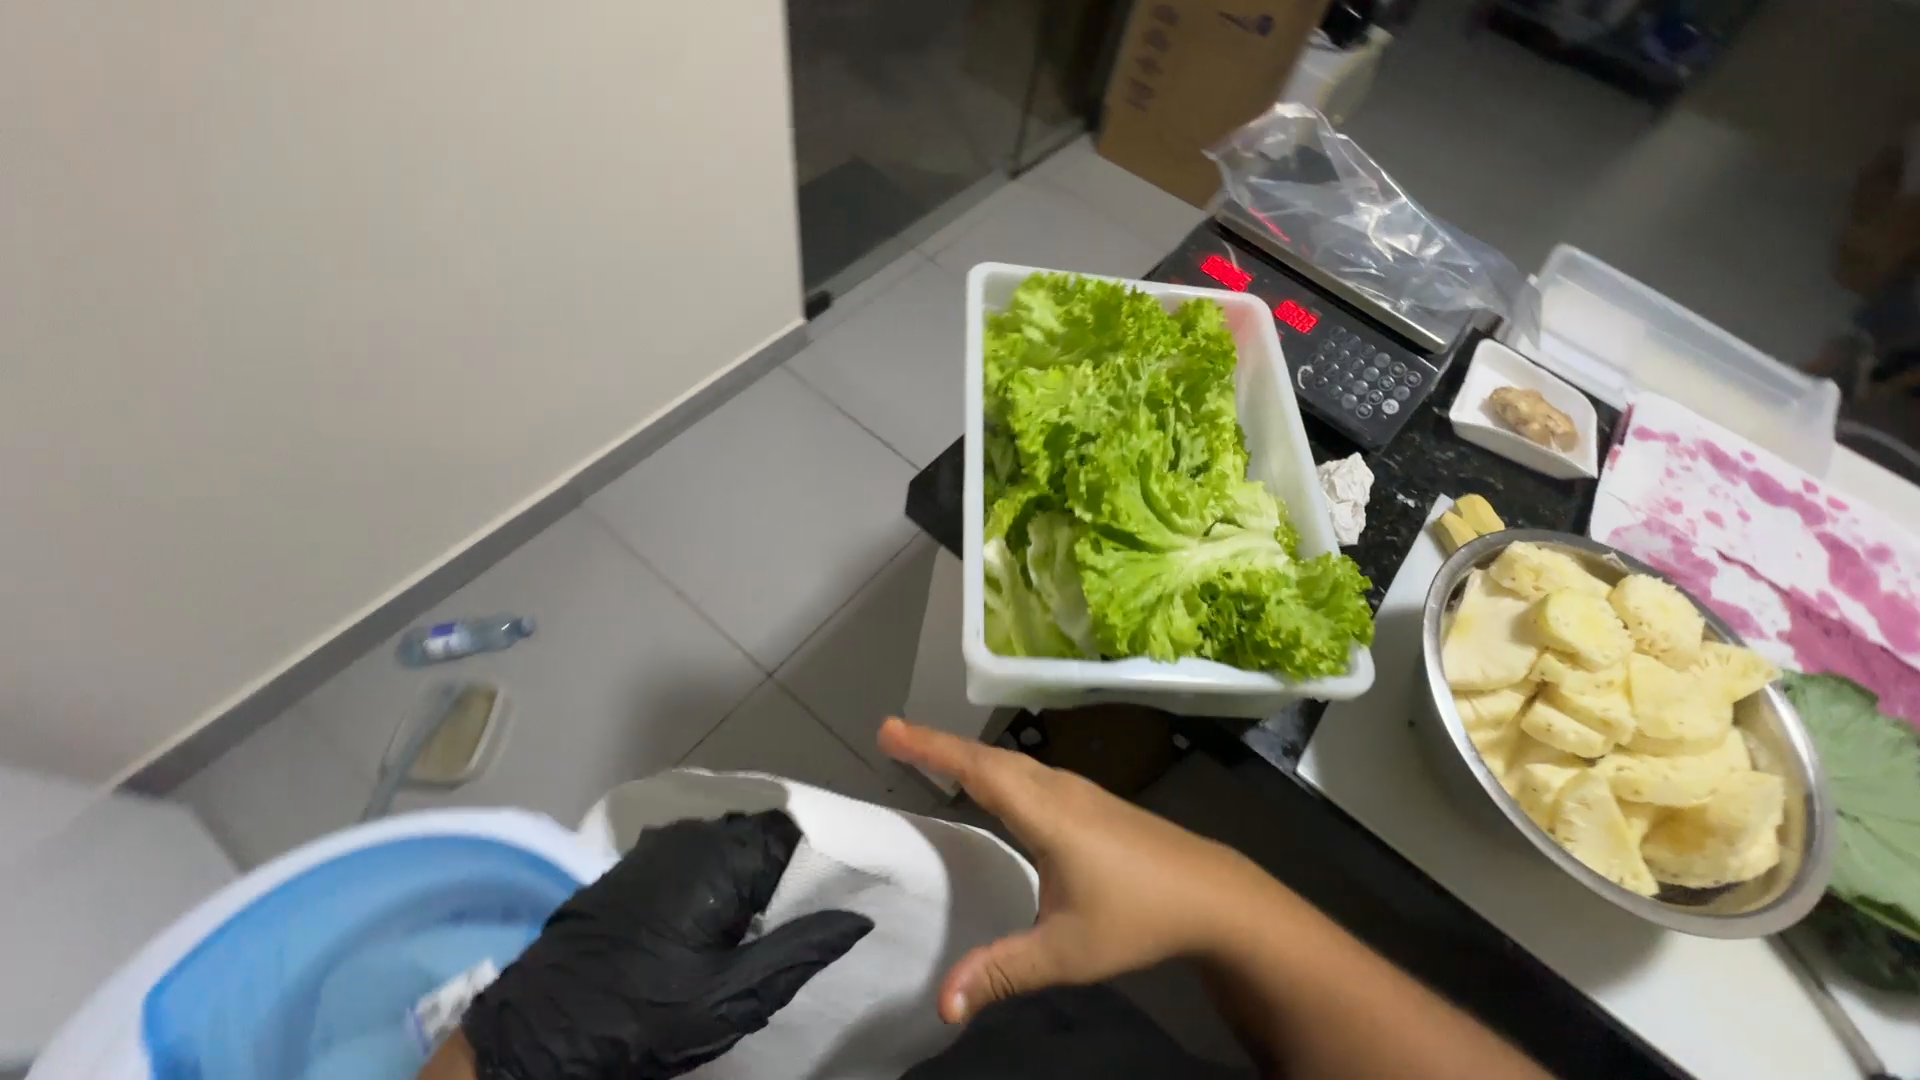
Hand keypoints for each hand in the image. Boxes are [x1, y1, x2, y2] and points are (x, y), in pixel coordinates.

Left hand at [459, 810, 871, 1079]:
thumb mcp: (732, 999)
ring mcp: (659, 847)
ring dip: (751, 873)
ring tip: (766, 919)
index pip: (794, 834)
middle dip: (786, 868)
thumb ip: (801, 951)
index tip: (837, 891)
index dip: (820, 860)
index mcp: (721, 859)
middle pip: (762, 835)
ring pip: (729, 843)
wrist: (535, 1035)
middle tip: (804, 912)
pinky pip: (696, 853)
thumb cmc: (641, 1016)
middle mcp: (692, 837)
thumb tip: (860, 915)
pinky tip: (718, 916)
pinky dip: (717, 875)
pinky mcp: (636, 865)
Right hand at [878, 717, 1277, 1023]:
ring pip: (1011, 761)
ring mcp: (1078, 790)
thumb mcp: (1067, 952)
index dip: (931, 747)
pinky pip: (1028, 772)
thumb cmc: (1139, 917)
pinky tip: (991, 784)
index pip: (978, 769)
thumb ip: (1003, 971)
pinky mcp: (1090, 800)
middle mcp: (1058, 789)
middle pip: (989, 756)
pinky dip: (994, 767)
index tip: (890, 729)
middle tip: (893, 736)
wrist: (1213, 894)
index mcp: (1046, 814)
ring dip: (967, 753)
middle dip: (938, 744)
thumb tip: (942, 1004)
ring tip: (929, 753)